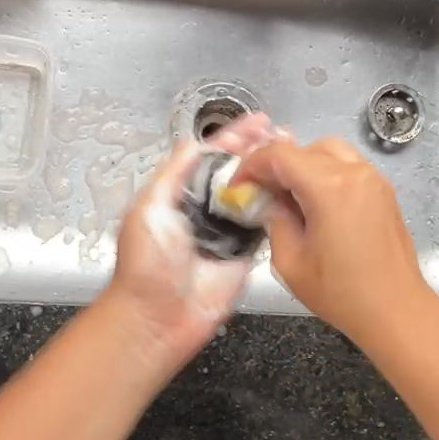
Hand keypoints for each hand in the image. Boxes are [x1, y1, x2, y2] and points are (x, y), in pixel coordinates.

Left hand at [96, 113, 278, 374]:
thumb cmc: (144, 265)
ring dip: (272, 173)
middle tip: (282, 133)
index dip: (234, 136)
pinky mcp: (245, 254)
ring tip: (294, 151)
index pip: (210, 156)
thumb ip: (174, 174)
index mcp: (179, 194)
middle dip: (258, 150)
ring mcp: (226, 231)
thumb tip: (193, 142)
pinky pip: (265, 225)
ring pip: (254, 194)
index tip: (257, 121)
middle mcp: (205, 209)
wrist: (157, 318)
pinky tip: (294, 187)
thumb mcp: (149, 209)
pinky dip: (279, 205)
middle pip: (237, 171)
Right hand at [233, 137, 438, 345]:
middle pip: (305, 148)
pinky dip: (328, 172)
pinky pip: (350, 166)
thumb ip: (275, 221)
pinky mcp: (385, 191)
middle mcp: (354, 172)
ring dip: (304, 165)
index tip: (238, 186)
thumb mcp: (291, 262)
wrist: (396, 309)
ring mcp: (374, 179)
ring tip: (291, 196)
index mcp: (328, 187)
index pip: (280, 155)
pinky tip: (318, 203)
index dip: (252, 165)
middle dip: (278, 165)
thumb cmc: (341, 293)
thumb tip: (269, 201)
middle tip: (263, 192)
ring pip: (330, 151)